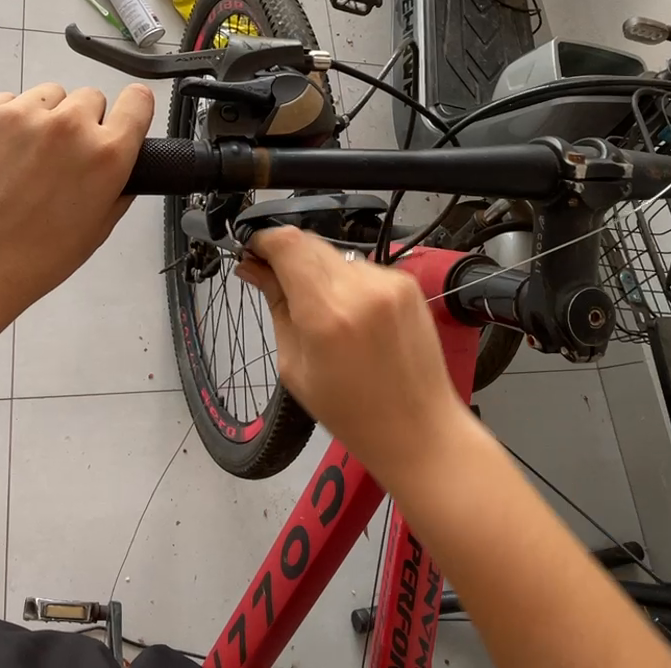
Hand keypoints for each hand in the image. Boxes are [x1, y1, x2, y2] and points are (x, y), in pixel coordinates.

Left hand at [0, 82, 153, 310]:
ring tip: (25, 157)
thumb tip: (122, 162)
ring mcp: (21, 115)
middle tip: (61, 157)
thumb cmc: (37, 257)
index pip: (138, 100)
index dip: (132, 109)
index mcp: (106, 154)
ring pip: (48, 96)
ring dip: (44, 118)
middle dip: (82, 122)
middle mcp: (68, 126)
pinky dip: (5, 122)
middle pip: (90, 97)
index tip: (124, 116)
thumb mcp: (100, 228)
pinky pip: (6, 102)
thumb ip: (119, 185)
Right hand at [236, 228, 469, 477]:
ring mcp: (389, 283)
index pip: (288, 244)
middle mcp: (361, 289)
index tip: (253, 251)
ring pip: (335, 255)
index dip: (264, 240)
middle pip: (309, 242)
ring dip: (319, 271)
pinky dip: (348, 282)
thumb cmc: (350, 411)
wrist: (419, 430)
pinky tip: (354, 317)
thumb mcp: (295, 365)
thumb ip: (275, 305)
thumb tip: (251, 266)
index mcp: (327, 314)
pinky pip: (362, 267)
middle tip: (278, 281)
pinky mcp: (407, 283)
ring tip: (325, 313)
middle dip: (288, 257)